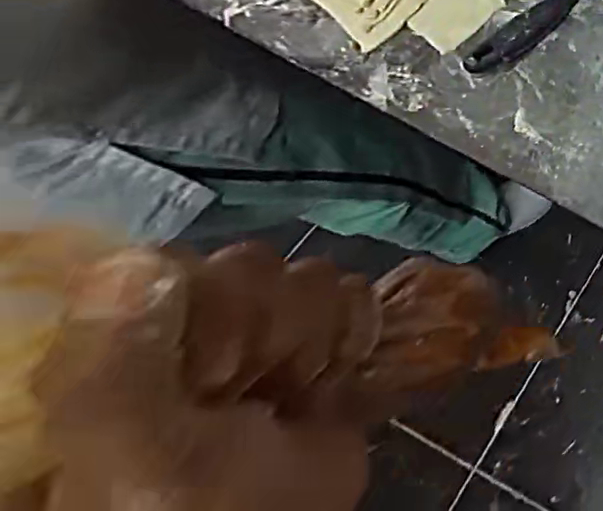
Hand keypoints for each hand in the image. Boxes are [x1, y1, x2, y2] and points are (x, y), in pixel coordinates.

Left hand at [31, 247, 375, 510]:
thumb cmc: (190, 509)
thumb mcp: (135, 457)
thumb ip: (115, 372)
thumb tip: (133, 261)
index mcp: (104, 352)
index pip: (161, 267)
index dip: (198, 307)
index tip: (204, 375)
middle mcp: (176, 331)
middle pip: (245, 265)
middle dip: (265, 329)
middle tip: (241, 393)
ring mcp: (254, 332)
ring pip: (307, 273)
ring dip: (314, 337)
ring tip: (288, 392)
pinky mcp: (318, 334)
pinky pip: (353, 288)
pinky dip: (355, 331)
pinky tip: (330, 376)